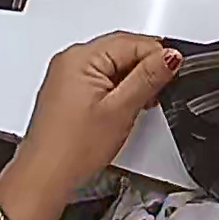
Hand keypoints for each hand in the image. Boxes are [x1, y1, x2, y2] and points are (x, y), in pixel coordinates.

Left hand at [12, 31, 181, 191]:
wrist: (44, 178)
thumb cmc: (72, 148)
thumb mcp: (121, 109)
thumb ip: (148, 77)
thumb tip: (170, 56)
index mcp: (81, 57)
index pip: (132, 41)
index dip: (158, 56)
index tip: (174, 71)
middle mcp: (70, 60)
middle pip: (122, 49)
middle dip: (146, 67)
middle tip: (159, 90)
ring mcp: (67, 74)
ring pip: (114, 63)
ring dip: (133, 79)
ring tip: (139, 104)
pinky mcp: (69, 89)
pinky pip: (102, 76)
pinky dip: (118, 88)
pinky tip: (123, 107)